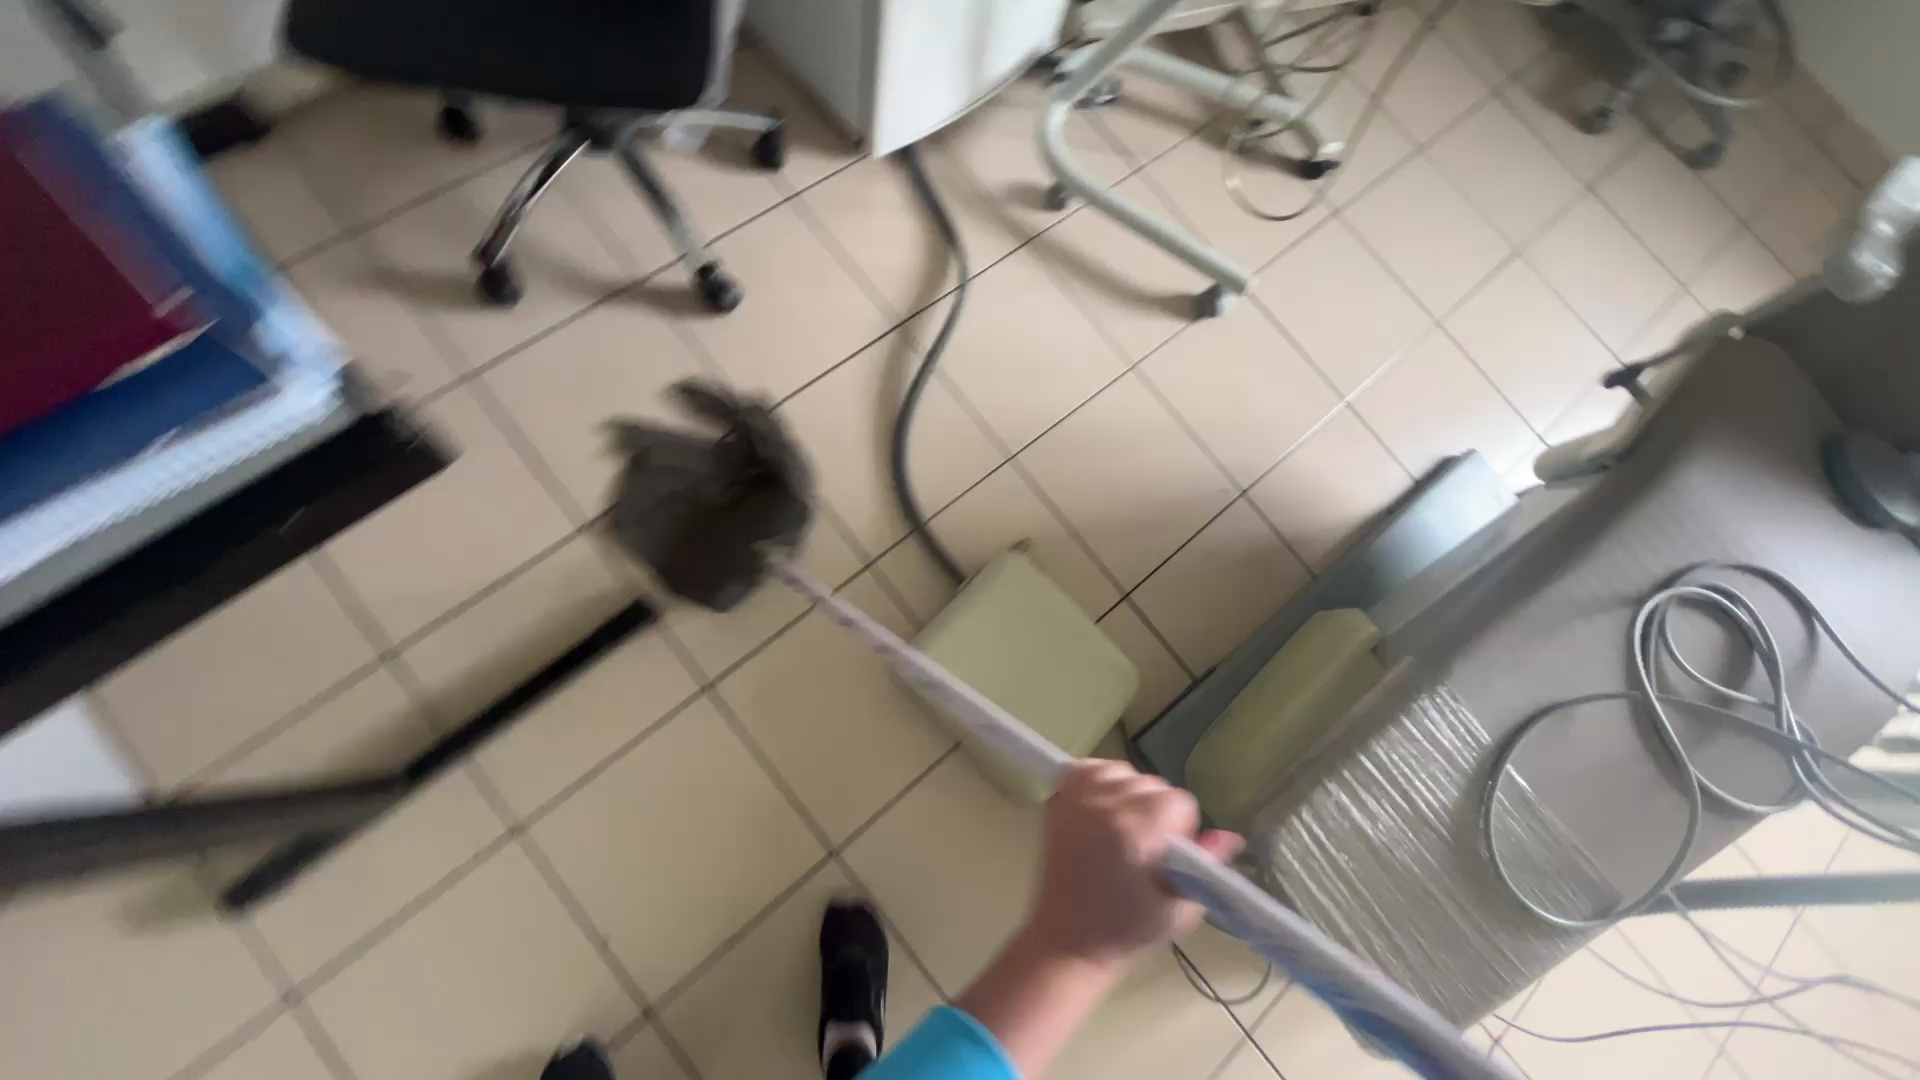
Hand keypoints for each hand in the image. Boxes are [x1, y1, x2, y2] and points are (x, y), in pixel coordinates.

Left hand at [1025, 760, 1243, 967]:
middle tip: (1149, 846)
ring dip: (1131, 793)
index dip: (1184, 827)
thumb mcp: (1179, 909)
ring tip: (1125, 826)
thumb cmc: (1127, 930)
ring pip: (1123, 771)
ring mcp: (1078, 799)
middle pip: (1153, 783)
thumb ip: (1206, 867)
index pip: (1180, 800)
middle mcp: (1106, 806)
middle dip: (1159, 810)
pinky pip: (1090, 767)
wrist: (1068, 938)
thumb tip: (1231, 836)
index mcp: (1137, 831)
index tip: (1172, 853)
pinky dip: (1101, 781)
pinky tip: (1104, 807)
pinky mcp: (1059, 799)